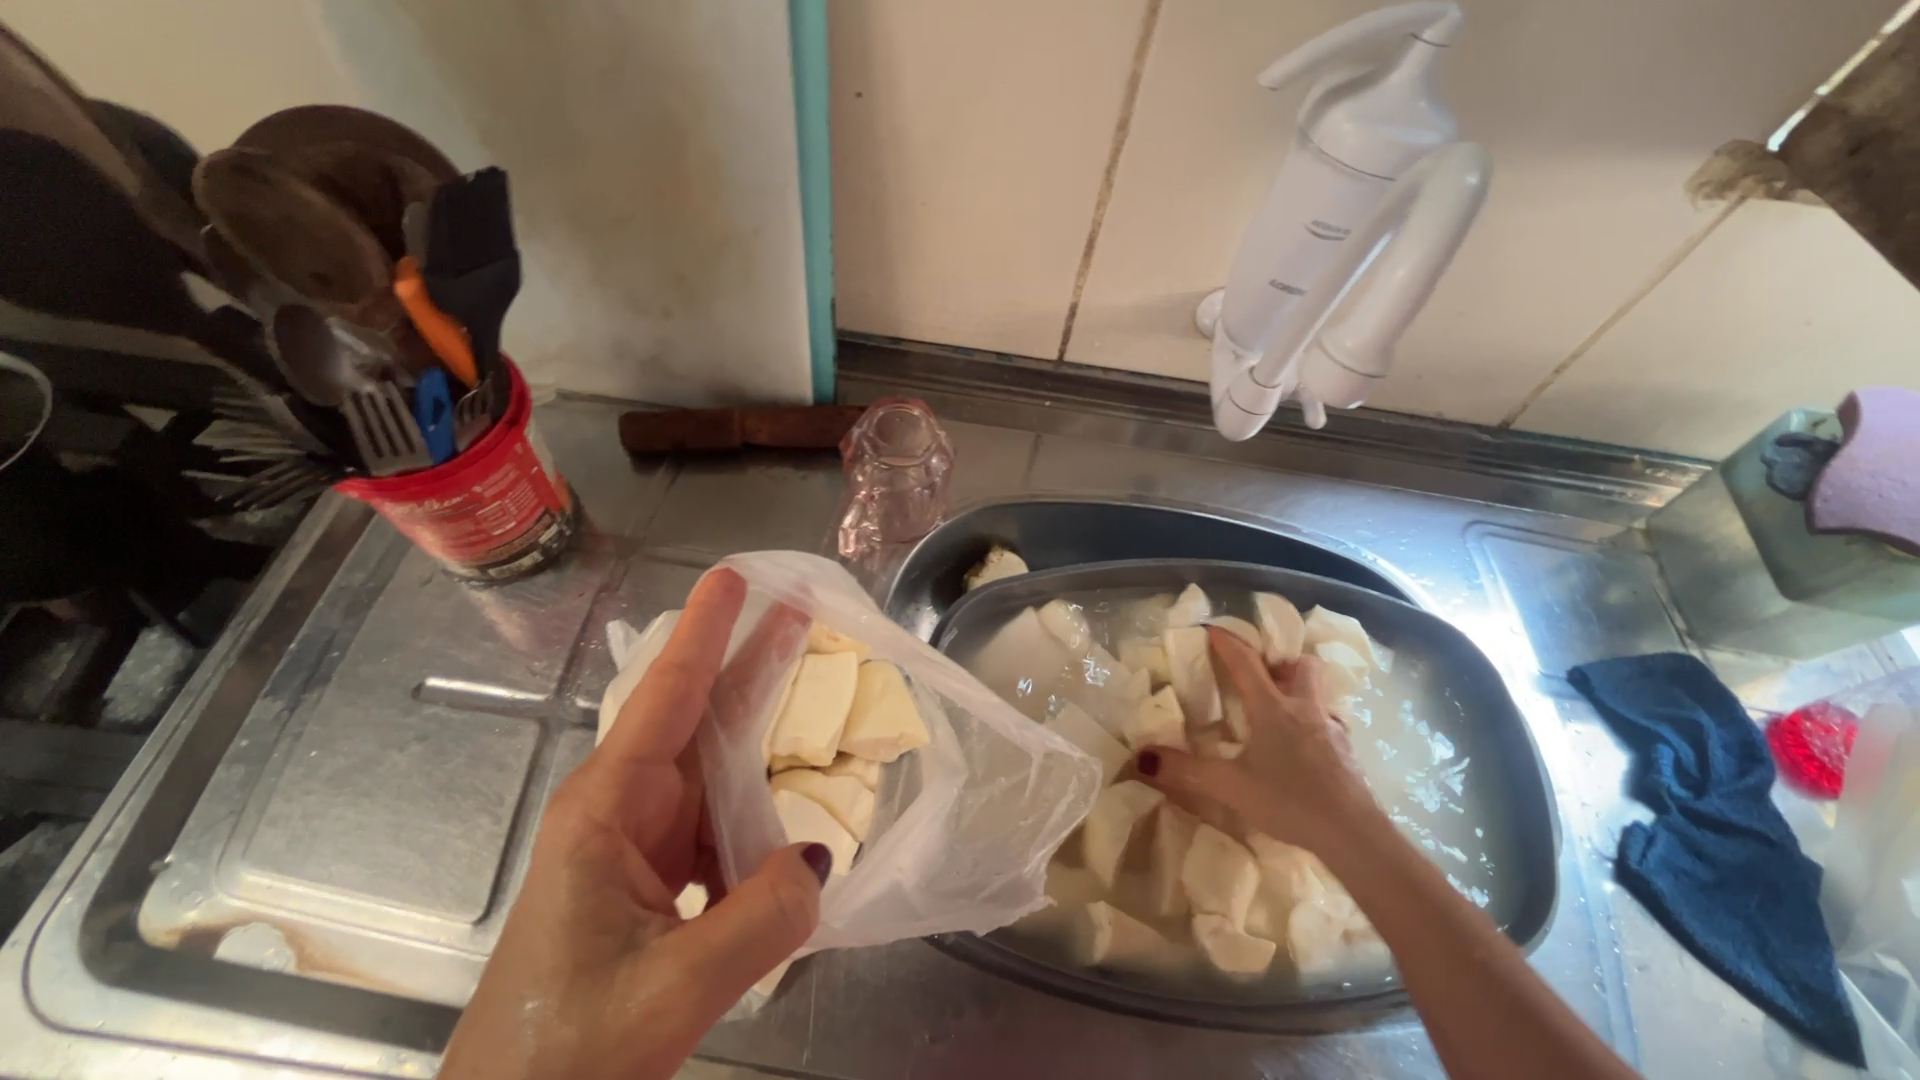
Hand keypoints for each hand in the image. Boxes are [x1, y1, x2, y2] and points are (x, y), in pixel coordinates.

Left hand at [440, 569, 829, 1079]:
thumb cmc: (566, 1052)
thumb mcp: (671, 990)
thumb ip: (761, 921)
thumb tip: (818, 859)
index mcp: (608, 811)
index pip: (666, 699)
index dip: (705, 634)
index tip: (735, 576)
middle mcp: (621, 811)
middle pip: (696, 717)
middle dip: (747, 659)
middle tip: (800, 608)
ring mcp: (636, 846)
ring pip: (710, 767)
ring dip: (759, 729)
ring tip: (812, 689)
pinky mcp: (653, 881)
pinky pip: (715, 822)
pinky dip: (756, 803)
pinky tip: (791, 801)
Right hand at [1137, 626, 1382, 853]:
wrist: (1352, 832)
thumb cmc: (1289, 800)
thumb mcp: (1229, 786)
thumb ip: (1185, 771)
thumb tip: (1141, 758)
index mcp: (1273, 708)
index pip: (1246, 663)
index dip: (1227, 643)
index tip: (1211, 629)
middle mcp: (1305, 710)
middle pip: (1302, 667)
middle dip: (1282, 662)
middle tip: (1263, 675)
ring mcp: (1332, 730)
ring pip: (1318, 695)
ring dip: (1300, 693)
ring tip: (1280, 713)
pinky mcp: (1347, 754)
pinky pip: (1329, 726)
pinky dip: (1313, 727)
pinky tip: (1303, 751)